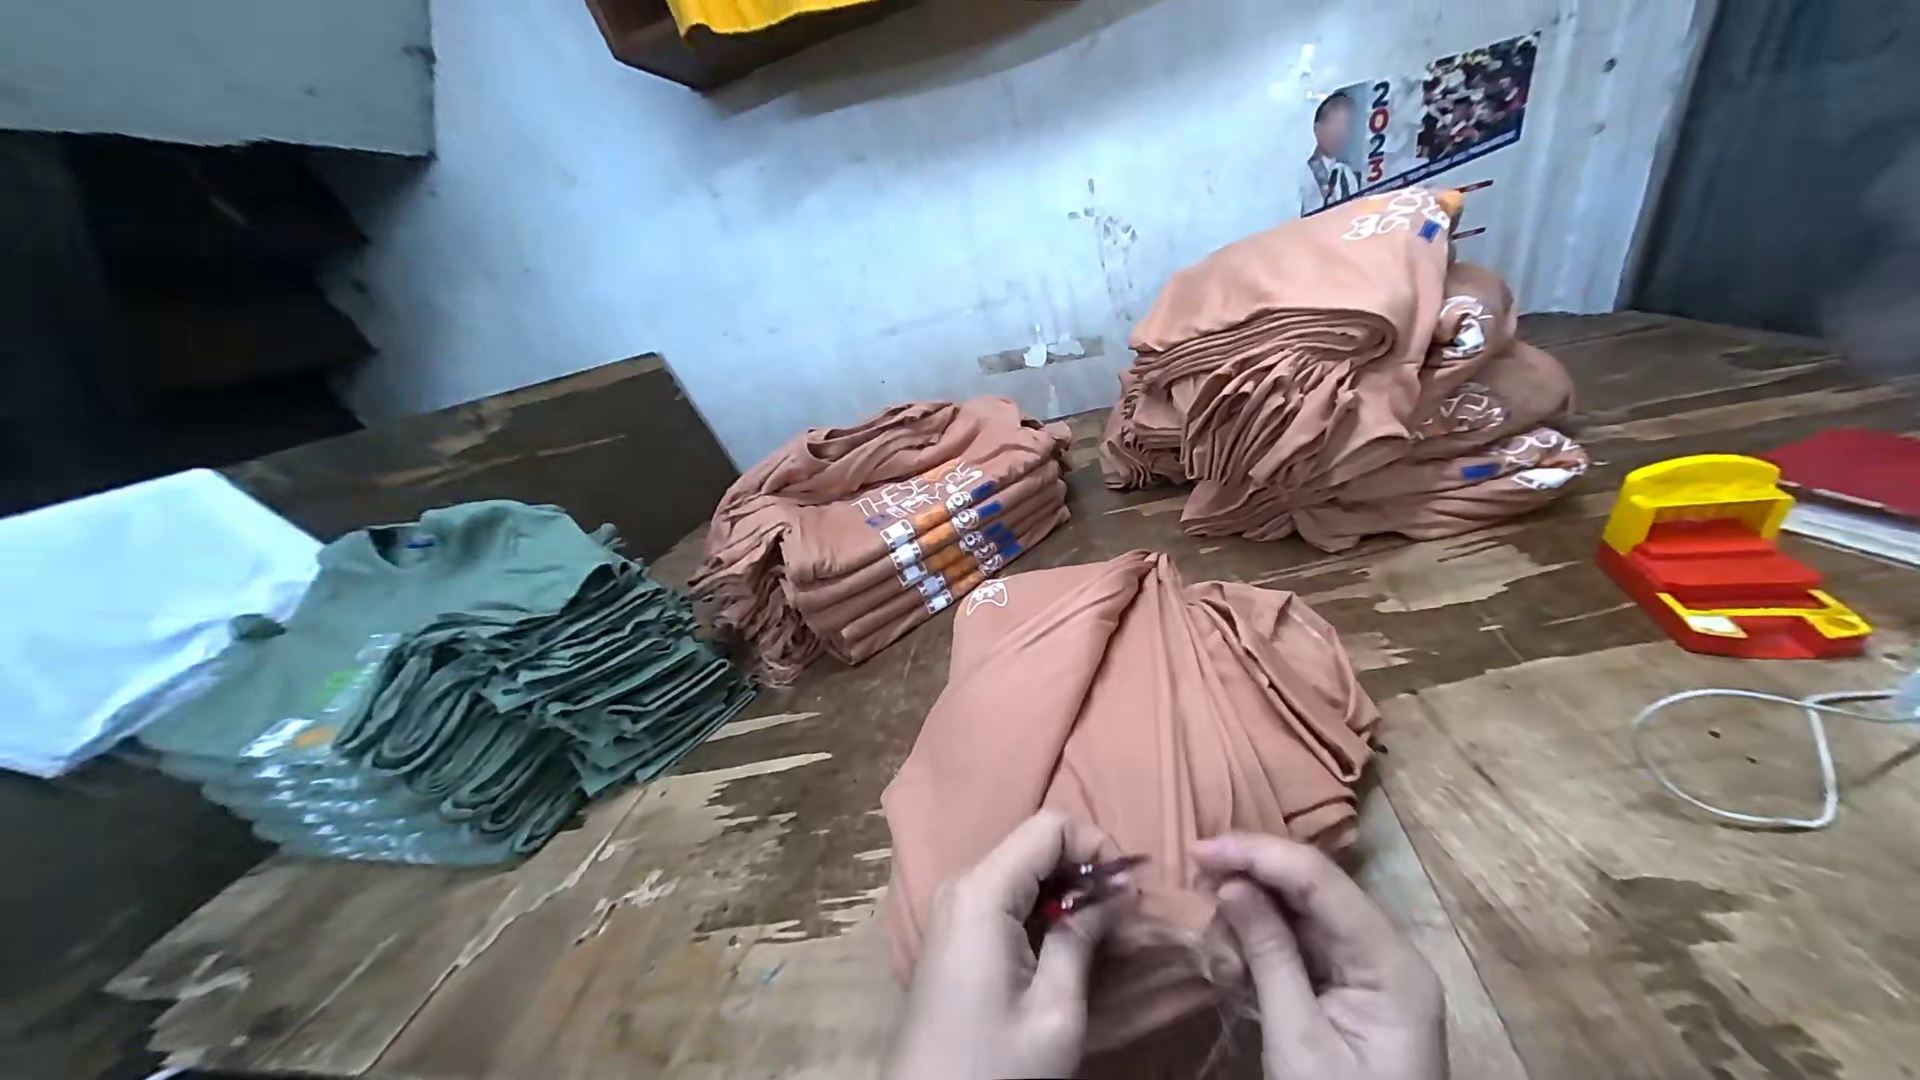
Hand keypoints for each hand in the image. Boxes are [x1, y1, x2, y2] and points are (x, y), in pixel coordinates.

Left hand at [888, 810, 1126, 1079]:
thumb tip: (1118, 892)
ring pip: (1024, 866)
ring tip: (1100, 931)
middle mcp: (963, 881)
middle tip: (1122, 914)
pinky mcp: (956, 924)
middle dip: (1084, 868)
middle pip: (1035, 843)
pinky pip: (1007, 892)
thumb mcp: (1054, 1011)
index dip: (1095, 844)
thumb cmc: (994, 1067)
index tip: (1128, 889)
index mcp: (983, 890)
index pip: (1048, 826)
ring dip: (1067, 888)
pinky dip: (1043, 904)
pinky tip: (1065, 940)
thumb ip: (1084, 937)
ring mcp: (955, 902)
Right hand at [1193, 833, 1445, 1079]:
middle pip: (1312, 883)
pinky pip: (1301, 930)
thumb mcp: (1298, 1041)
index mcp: (1391, 963)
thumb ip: (1269, 954)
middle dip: (1250, 868)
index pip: (1319, 879)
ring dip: (1251, 893)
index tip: (1199, 850)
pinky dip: (1261, 923)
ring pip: (1303, 901)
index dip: (1256, 854)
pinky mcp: (1349, 978)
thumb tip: (1229, 883)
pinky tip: (1231, 924)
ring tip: (1206, 895)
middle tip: (1195, 868)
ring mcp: (1369, 963)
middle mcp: (1386, 949)